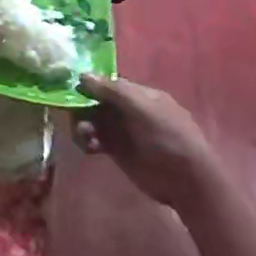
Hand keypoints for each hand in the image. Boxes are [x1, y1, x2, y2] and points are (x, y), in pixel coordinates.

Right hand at [70, 74, 220, 209]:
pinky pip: (94, 139)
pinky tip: (89, 147)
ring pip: (92, 120)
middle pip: (96, 102)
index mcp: (142, 96)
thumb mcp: (142, 108)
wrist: (185, 181)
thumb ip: (112, 91)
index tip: (71, 89)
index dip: (90, 85)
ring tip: (85, 136)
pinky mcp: (116, 150)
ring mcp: (123, 131)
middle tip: (75, 116)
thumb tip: (82, 75)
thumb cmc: (168, 138)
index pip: (109, 84)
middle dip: (83, 108)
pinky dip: (87, 141)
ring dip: (83, 125)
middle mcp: (131, 111)